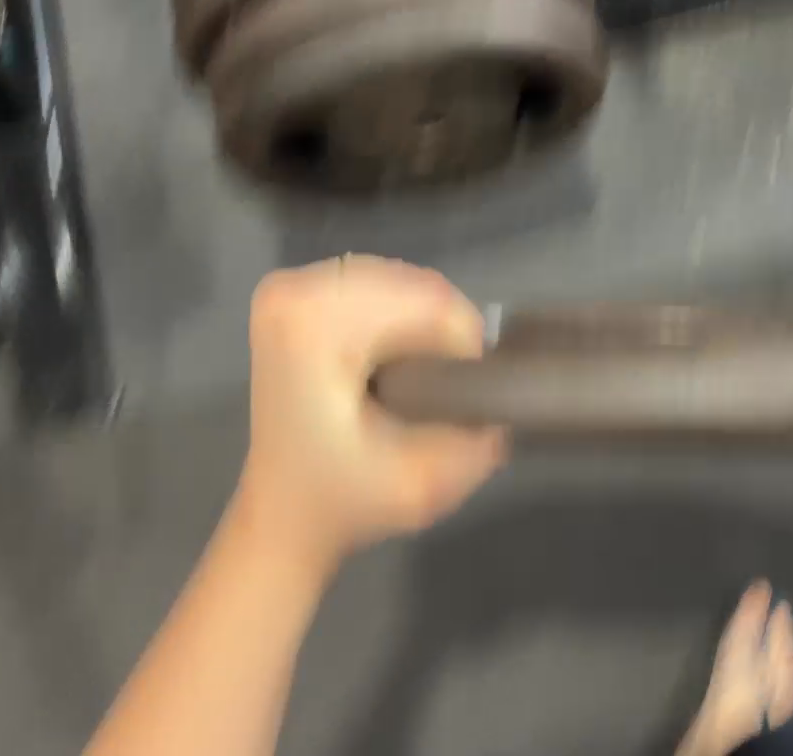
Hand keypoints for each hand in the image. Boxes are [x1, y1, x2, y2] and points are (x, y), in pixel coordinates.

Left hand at [237, 256, 506, 569]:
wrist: (282, 515)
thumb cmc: (346, 501)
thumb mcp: (423, 489)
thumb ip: (478, 442)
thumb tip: (510, 393)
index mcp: (314, 328)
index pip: (429, 301)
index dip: (463, 344)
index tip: (467, 390)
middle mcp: (296, 292)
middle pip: (415, 283)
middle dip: (444, 331)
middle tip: (451, 384)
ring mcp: (290, 287)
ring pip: (401, 278)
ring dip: (426, 320)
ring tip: (426, 372)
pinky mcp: (295, 292)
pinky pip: (378, 282)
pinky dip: (402, 313)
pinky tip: (400, 353)